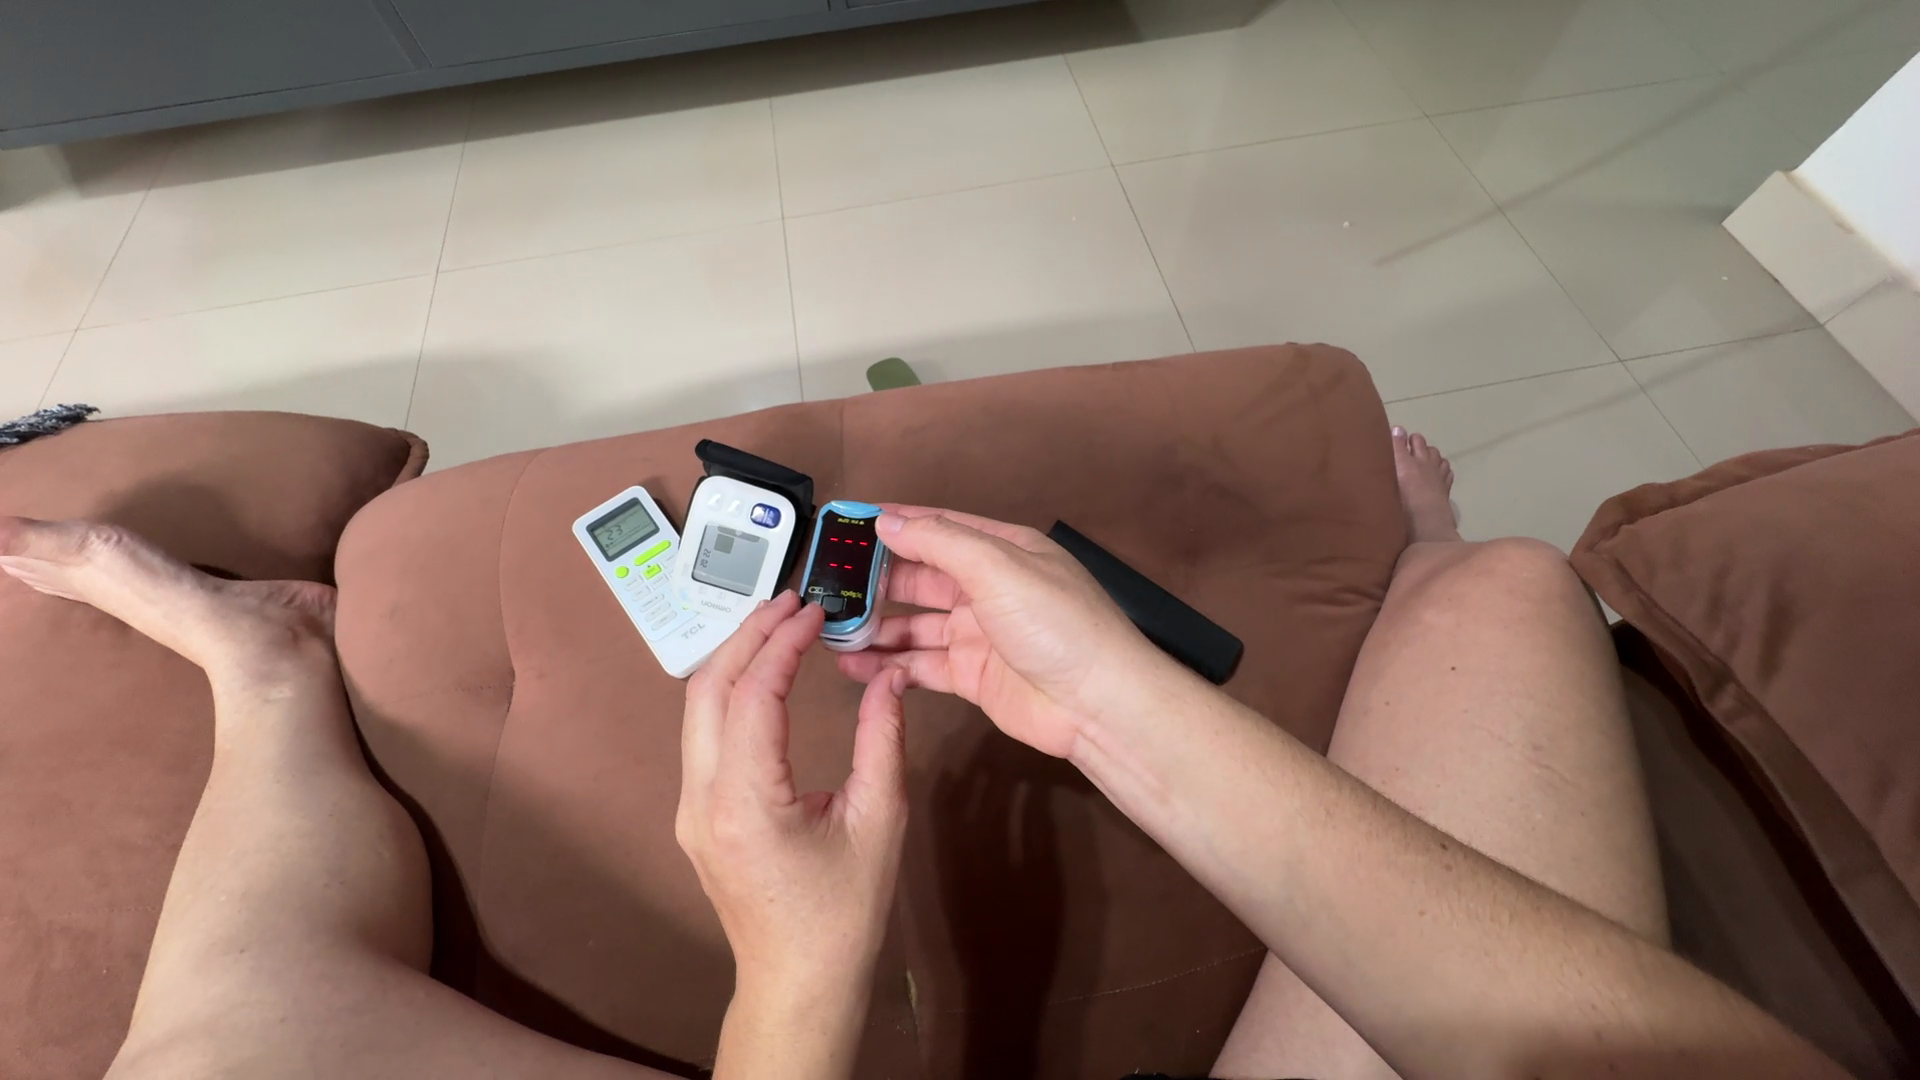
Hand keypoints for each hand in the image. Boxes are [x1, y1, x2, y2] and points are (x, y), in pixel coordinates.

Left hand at [676, 591, 908, 1076]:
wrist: (798, 981)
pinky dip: (730, 690)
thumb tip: (890, 676)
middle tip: (790, 601)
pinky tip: (762, 673)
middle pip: (706, 690)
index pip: (752, 695)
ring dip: (735, 659)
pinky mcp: (696, 813)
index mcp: (745, 802)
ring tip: (778, 625)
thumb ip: (883, 739)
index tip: (813, 611)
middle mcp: (701, 799)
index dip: (781, 643)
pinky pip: (703, 733)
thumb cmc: (845, 909)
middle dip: (746, 635)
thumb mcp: (881, 820)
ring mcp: (688, 808)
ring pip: (696, 709)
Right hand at [837, 507, 1178, 758]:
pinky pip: (921, 664)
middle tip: (829, 586)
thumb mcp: (998, 567)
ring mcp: (978, 634)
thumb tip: (888, 522)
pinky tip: (856, 666)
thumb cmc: (1056, 622)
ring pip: (914, 624)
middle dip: (876, 580)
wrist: (1098, 703)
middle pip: (920, 577)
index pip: (938, 527)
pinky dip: (890, 664)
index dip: (894, 523)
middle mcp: (987, 588)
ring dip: (876, 625)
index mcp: (1001, 550)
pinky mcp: (972, 676)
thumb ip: (940, 542)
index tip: (848, 523)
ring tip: (831, 629)